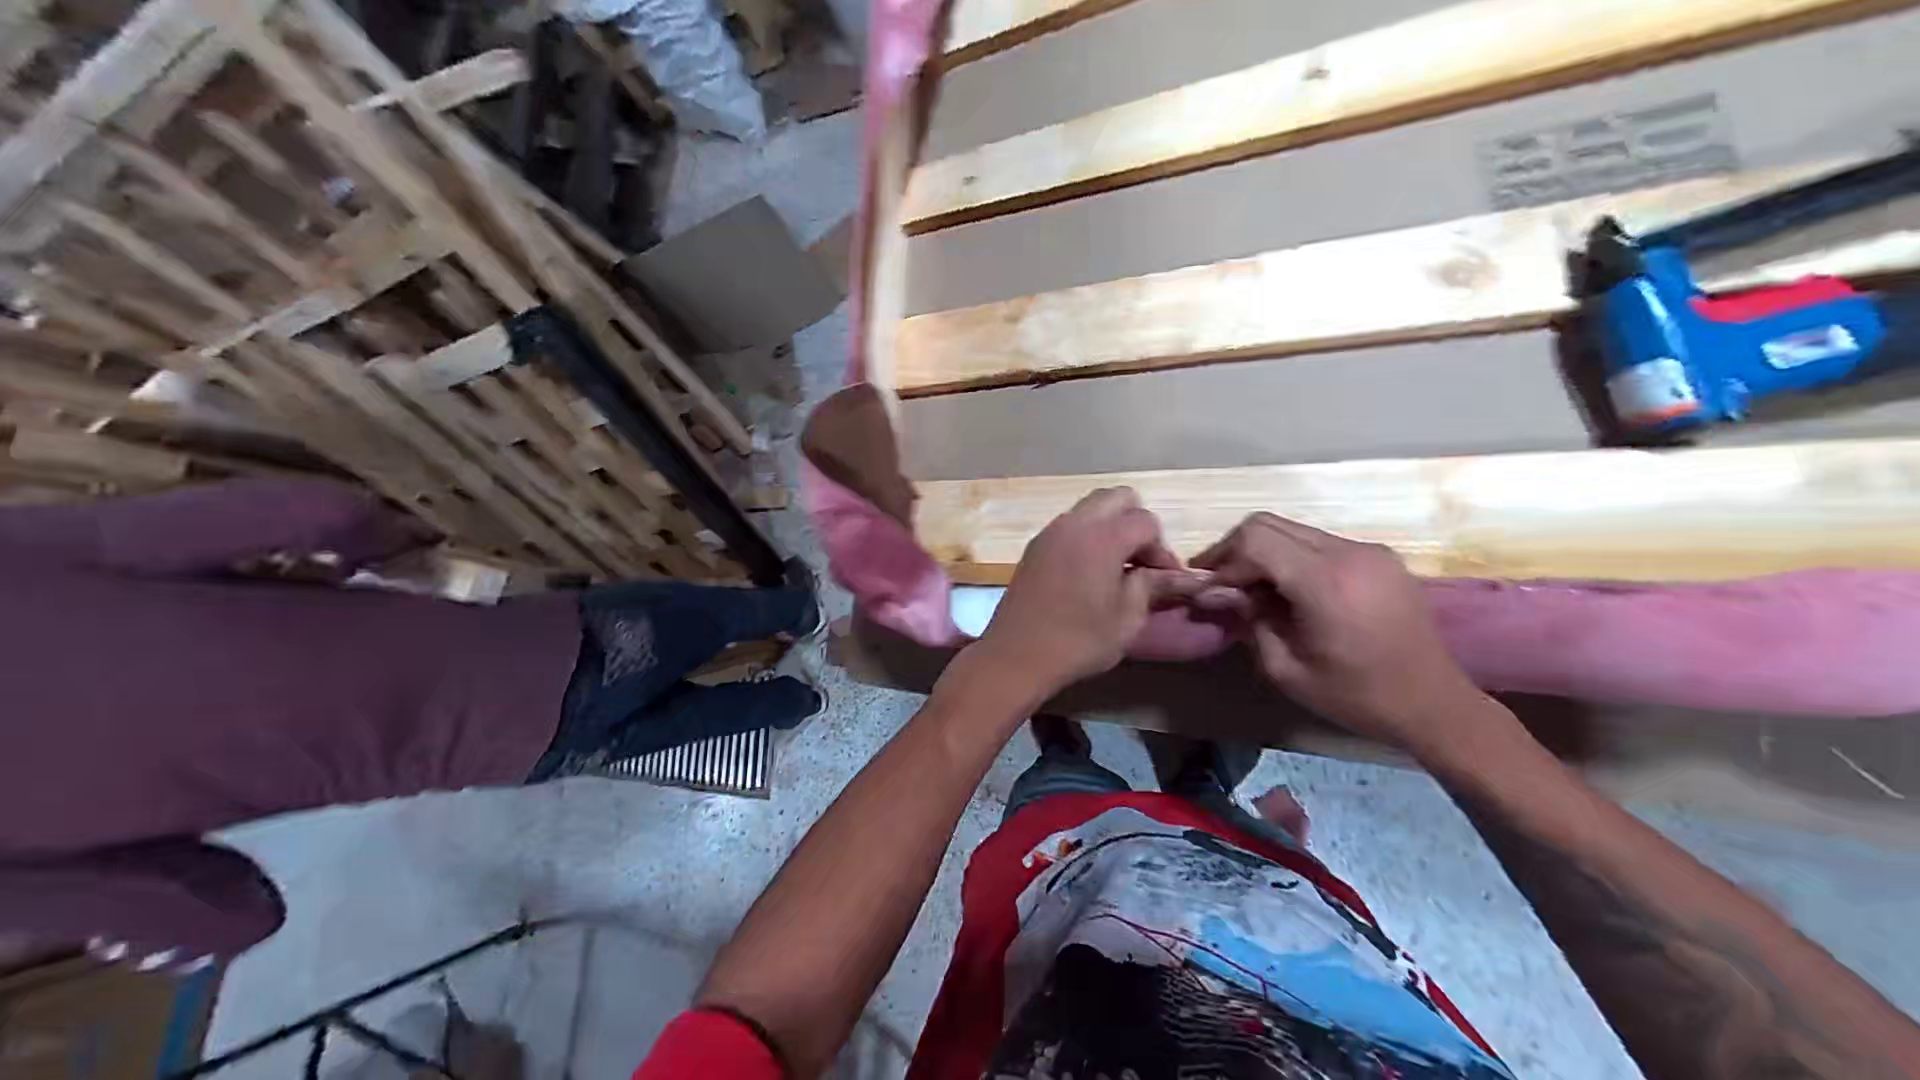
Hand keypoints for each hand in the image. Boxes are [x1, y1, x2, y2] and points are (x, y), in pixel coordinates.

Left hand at [976, 488, 1206, 695]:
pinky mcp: (1035, 546)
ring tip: (1117, 566)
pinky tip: (1089, 571)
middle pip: (1118, 497)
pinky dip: (1087, 536)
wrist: (1016, 655)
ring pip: (1091, 507)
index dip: (1162, 549)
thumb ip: (1151, 586)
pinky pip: (1070, 524)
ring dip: (1111, 527)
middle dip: (1137, 522)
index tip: (1164, 578)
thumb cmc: (1078, 641)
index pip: (1146, 521)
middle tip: (1141, 561)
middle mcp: (1075, 523)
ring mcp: (1050, 532)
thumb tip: (1172, 574)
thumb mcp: (1127, 619)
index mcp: (1103, 537)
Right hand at [1192, 513, 1491, 754]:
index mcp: (1326, 582)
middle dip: (1236, 551)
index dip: (1224, 562)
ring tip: (1251, 588)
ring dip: (1263, 553)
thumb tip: (1217, 592)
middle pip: (1268, 524)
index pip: (1255, 541)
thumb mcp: (1285, 668)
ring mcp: (1368, 550)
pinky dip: (1291, 557)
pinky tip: (1289, 590)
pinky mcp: (1379, 556)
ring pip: (1292, 529)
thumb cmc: (1355, 695)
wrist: (1433, 704)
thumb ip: (1248, 620)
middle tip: (1220, 583)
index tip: (1211, 592)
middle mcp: (1348, 553)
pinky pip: (1319, 541)